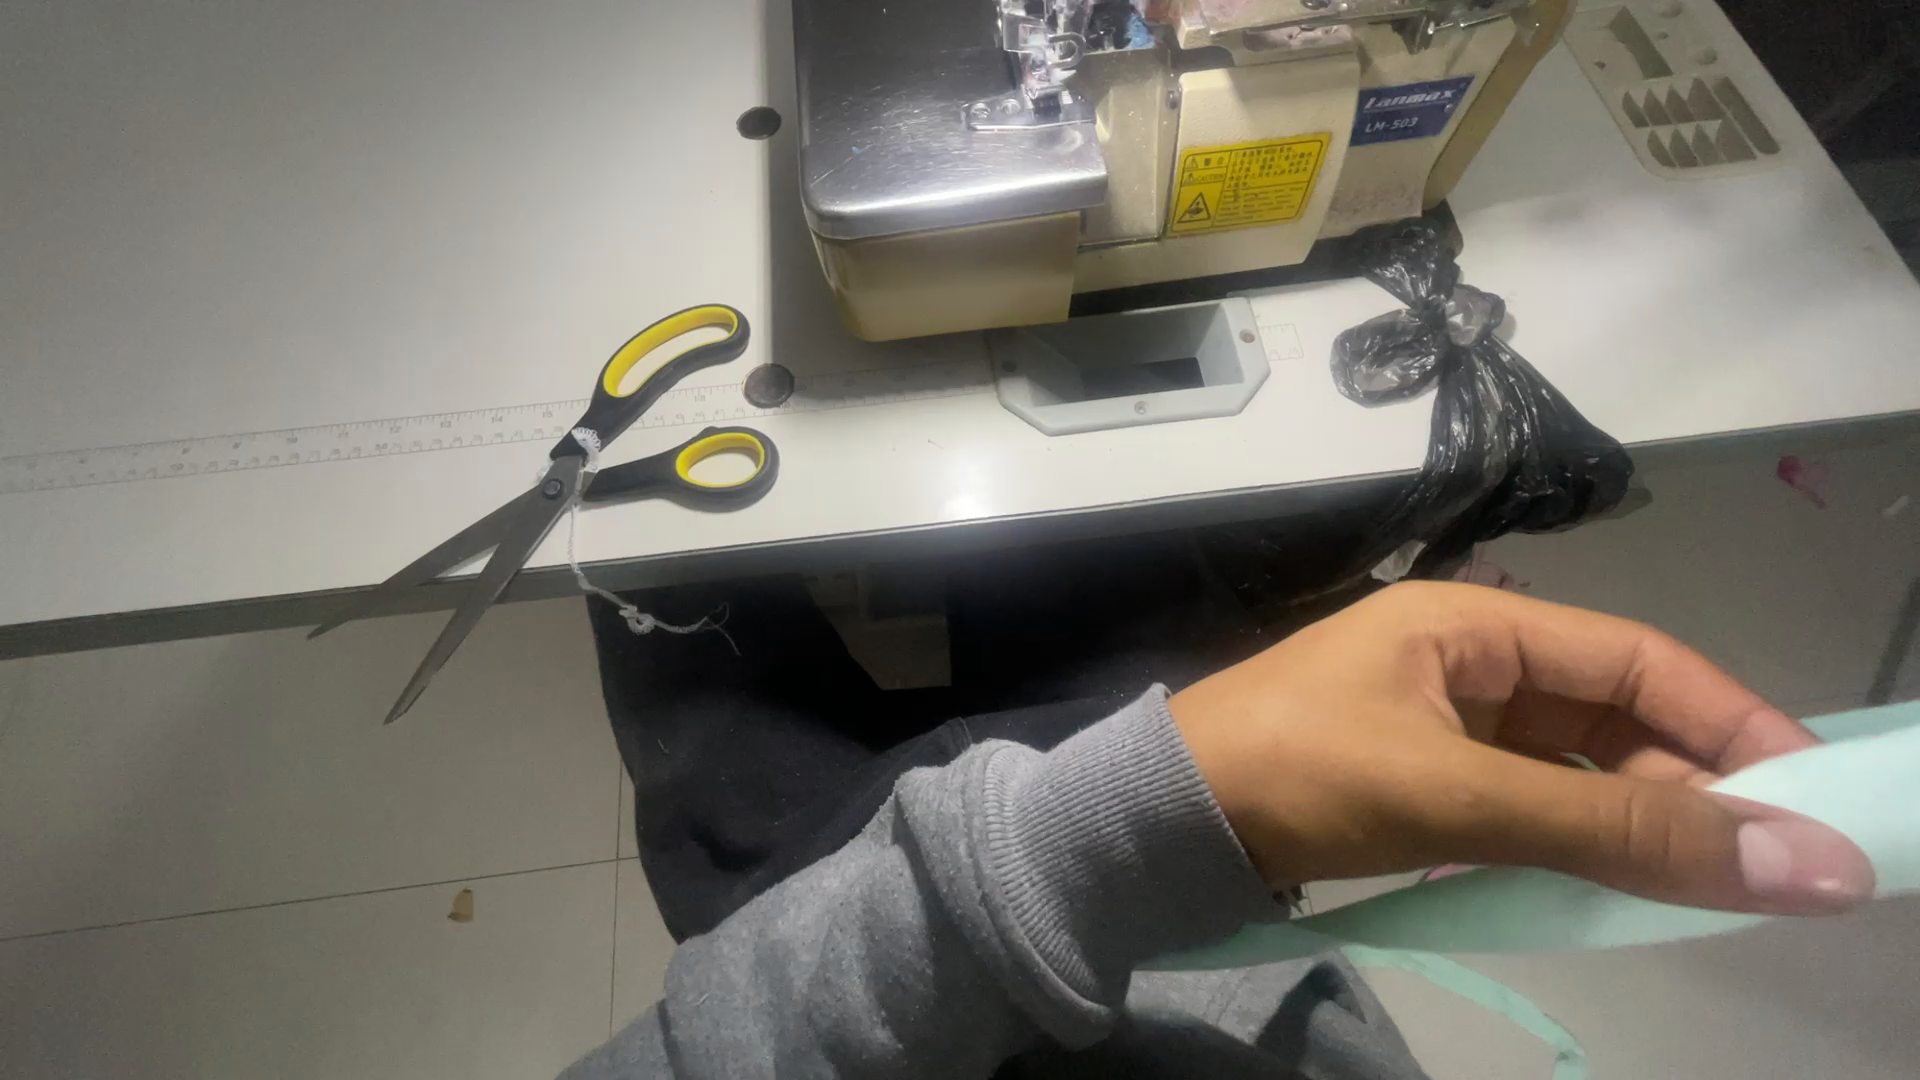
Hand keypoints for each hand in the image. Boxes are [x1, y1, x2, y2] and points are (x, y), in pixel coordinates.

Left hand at [1168, 582, 1874, 914]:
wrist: (1175, 808)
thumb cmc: (1300, 773)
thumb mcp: (1455, 797)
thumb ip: (1619, 830)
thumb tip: (1818, 865)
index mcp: (1459, 624)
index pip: (1629, 656)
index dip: (1731, 719)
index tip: (1818, 808)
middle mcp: (1451, 655)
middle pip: (1601, 708)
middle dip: (1681, 779)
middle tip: (1752, 872)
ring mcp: (1429, 711)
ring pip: (1563, 756)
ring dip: (1624, 813)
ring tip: (1683, 885)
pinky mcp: (1410, 763)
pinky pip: (1514, 789)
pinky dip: (1561, 830)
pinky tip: (1595, 876)